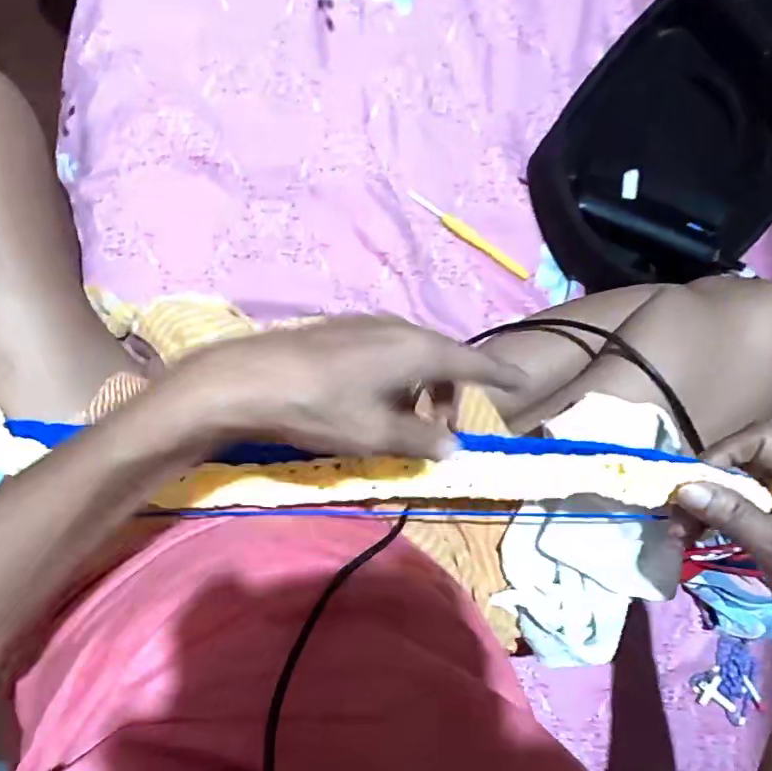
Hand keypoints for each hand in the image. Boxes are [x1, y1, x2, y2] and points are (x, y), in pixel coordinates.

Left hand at [160, 316, 525, 457]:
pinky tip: (369, 403)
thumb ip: (420, 438)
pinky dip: (394, 379)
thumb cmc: (322, 408)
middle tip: (440, 431)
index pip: (472, 362)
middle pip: (441, 358)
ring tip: (401, 422)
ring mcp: (366, 325)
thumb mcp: (376, 433)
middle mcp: (398, 327)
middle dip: (450, 393)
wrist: (250, 380)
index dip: (499, 376)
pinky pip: (384, 353)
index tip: (521, 384)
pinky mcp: (340, 331)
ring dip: (419, 389)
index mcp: (418, 348)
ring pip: (411, 356)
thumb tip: (452, 445)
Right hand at [668, 424, 771, 675]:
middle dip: (706, 486)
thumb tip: (683, 487)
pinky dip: (716, 523)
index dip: (721, 454)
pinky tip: (696, 540)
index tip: (688, 485)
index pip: (763, 440)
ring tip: (681, 536)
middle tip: (676, 517)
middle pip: (746, 464)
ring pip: (739, 490)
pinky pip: (742, 513)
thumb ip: (732, 514)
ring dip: (705, 508)